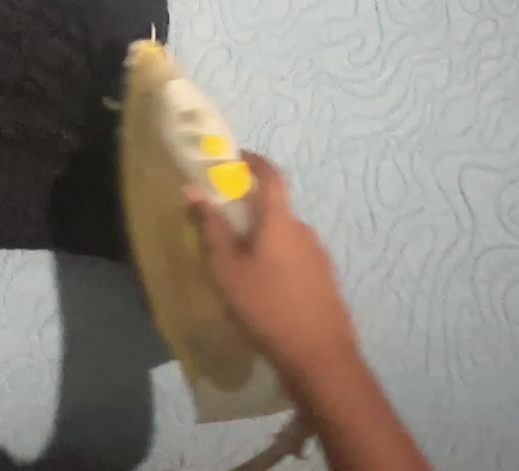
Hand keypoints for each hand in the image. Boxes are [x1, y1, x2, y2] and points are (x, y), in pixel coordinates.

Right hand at [189, 154, 358, 382]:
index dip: (252, 161)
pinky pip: (295, 256)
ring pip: (284, 234)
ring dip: (262, 237)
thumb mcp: (227, 268)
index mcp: (279, 220)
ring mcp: (318, 256)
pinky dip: (276, 258)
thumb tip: (193, 190)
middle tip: (222, 223)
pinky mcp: (325, 281)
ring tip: (239, 261)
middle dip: (249, 208)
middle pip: (274, 207)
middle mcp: (303, 230)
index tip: (233, 158)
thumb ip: (211, 227)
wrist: (321, 360)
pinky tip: (263, 286)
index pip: (270, 175)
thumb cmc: (266, 306)